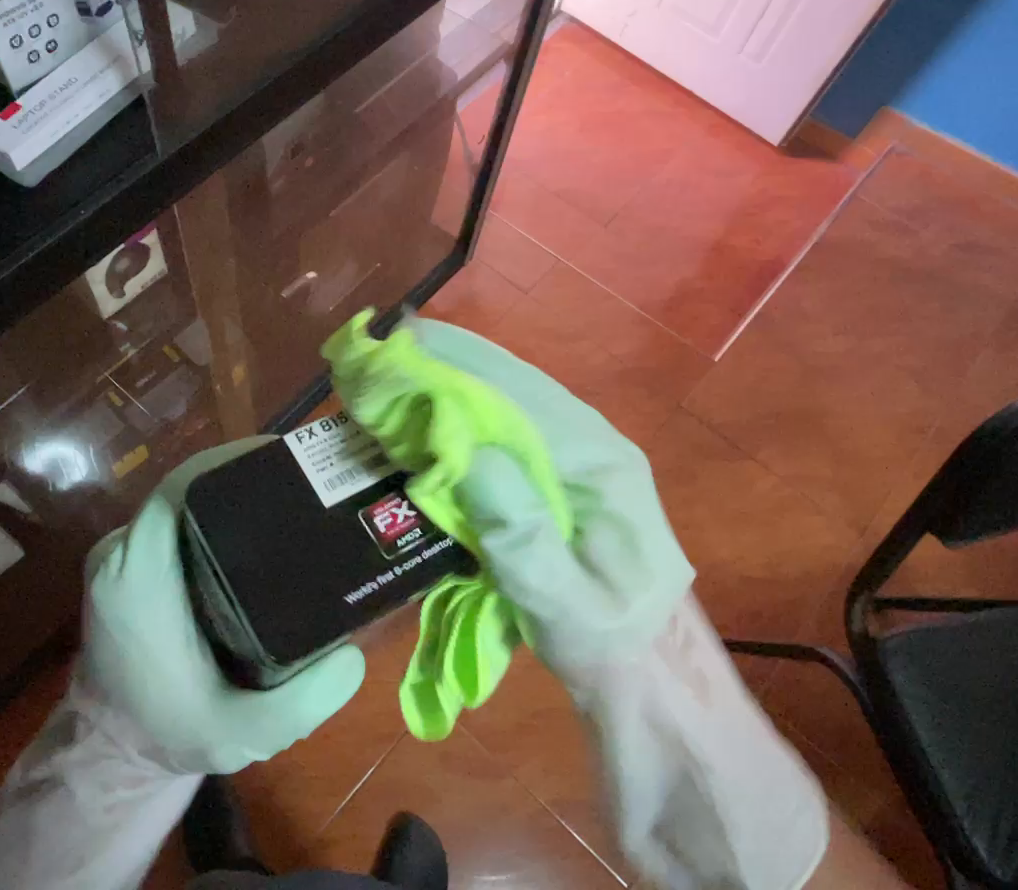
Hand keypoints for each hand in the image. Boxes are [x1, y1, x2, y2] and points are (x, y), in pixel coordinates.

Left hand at [76, 437, 366, 775]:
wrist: (112, 755)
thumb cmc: (170, 734)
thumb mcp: (241, 734)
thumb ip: (300, 704)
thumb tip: (352, 655)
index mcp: (137, 577)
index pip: (179, 490)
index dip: (229, 463)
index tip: (284, 458)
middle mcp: (120, 555)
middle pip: (185, 491)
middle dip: (243, 478)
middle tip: (305, 481)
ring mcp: (119, 559)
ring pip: (179, 506)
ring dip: (228, 497)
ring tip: (290, 501)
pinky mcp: (126, 569)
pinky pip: (171, 526)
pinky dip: (211, 519)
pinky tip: (257, 535)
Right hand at [404, 318, 694, 690]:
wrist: (639, 665)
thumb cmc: (605, 640)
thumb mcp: (565, 604)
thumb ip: (523, 535)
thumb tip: (470, 454)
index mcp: (599, 462)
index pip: (520, 399)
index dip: (457, 373)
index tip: (399, 354)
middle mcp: (587, 440)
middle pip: (510, 384)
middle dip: (445, 364)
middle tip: (378, 351)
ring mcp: (572, 452)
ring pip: (505, 396)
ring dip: (449, 378)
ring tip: (391, 364)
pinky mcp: (552, 470)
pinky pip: (502, 423)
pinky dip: (458, 408)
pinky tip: (422, 404)